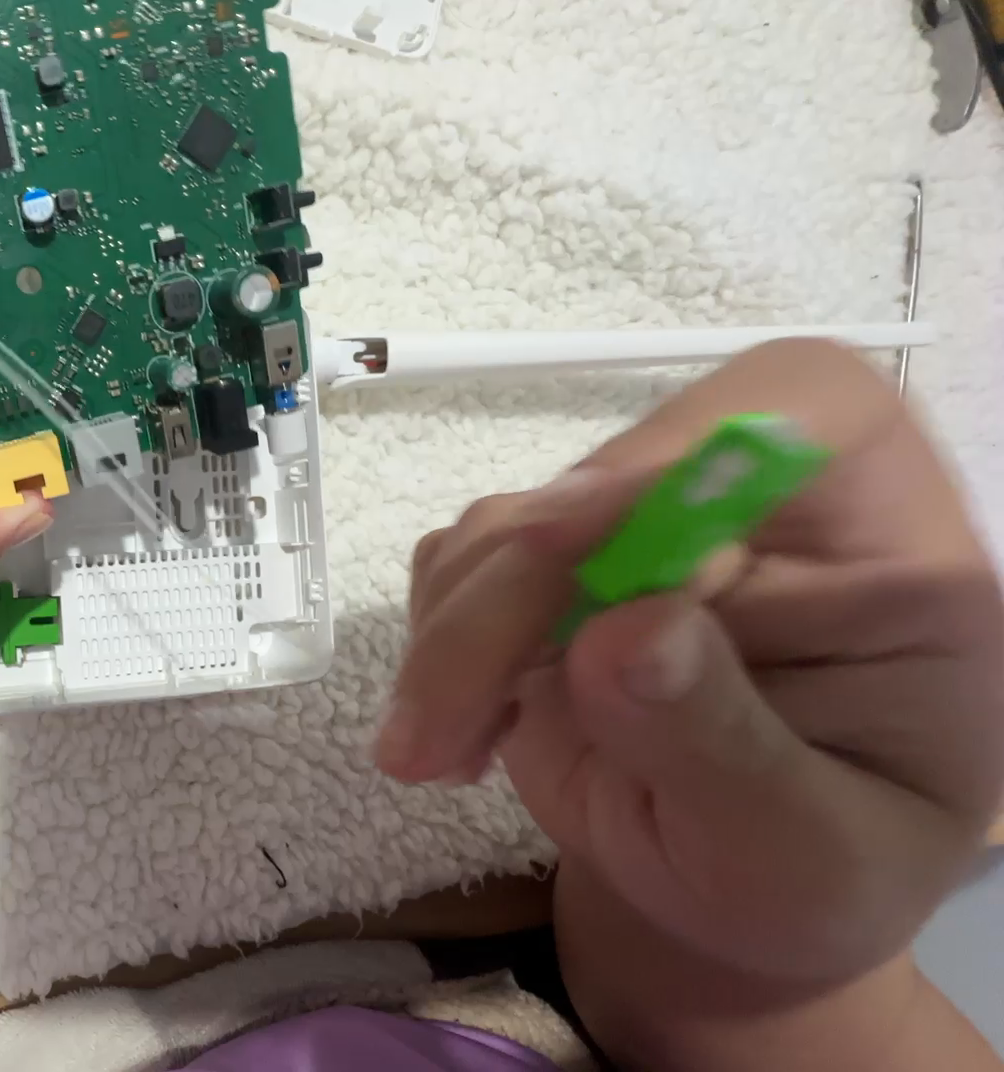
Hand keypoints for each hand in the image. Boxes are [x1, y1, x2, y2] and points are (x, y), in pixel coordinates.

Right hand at [384, 342, 1003, 1032]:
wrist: (706, 890)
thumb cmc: (791, 881)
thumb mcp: (795, 856)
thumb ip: (726, 745)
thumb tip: (623, 630)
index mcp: (876, 553)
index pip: (788, 414)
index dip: (666, 458)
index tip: (558, 548)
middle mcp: (738, 518)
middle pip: (587, 489)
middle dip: (494, 610)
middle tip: (433, 735)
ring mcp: (620, 540)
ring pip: (493, 532)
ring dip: (445, 642)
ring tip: (438, 756)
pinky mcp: (531, 573)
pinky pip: (450, 570)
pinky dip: (428, 650)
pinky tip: (454, 730)